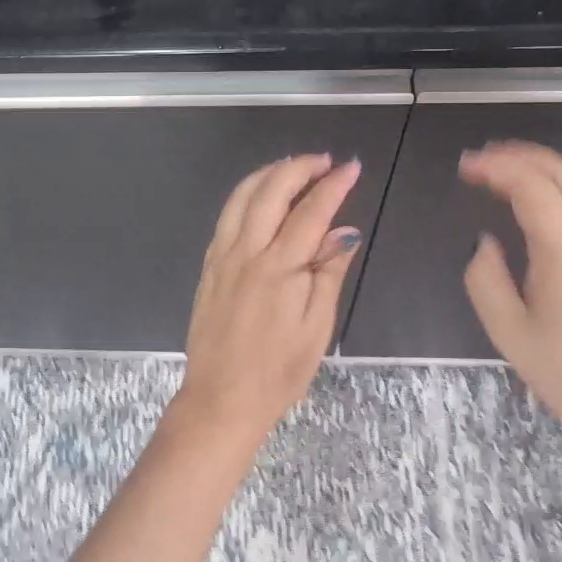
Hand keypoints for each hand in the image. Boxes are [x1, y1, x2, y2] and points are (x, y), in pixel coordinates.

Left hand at [178, 155, 363, 441]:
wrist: (221, 399)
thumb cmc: (278, 372)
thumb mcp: (316, 328)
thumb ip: (328, 273)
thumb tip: (343, 231)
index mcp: (279, 269)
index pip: (311, 212)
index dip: (334, 186)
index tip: (352, 168)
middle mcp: (246, 253)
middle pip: (271, 191)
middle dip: (299, 168)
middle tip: (325, 162)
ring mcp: (222, 258)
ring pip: (241, 197)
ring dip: (268, 174)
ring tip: (293, 168)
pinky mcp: (208, 268)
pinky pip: (226, 218)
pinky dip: (245, 196)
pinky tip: (259, 198)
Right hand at [460, 141, 561, 445]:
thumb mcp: (507, 330)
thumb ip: (485, 277)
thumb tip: (486, 243)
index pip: (531, 186)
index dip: (496, 168)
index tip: (466, 166)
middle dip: (523, 157)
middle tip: (485, 157)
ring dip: (549, 168)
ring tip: (514, 168)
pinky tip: (552, 201)